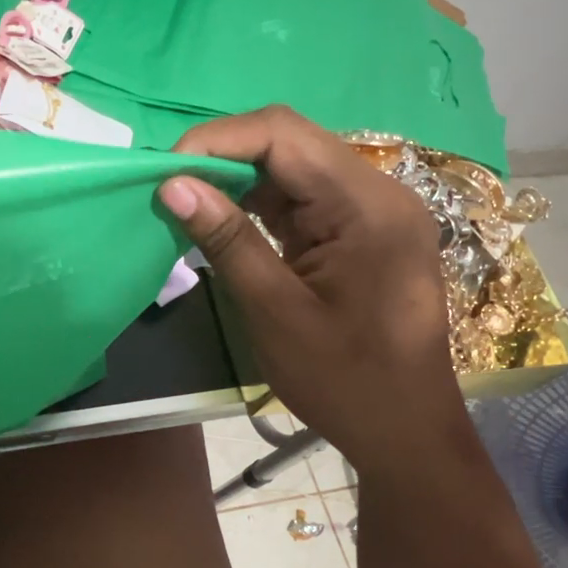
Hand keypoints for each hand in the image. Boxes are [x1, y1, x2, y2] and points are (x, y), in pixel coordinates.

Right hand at [159, 106, 460, 471]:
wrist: (404, 431)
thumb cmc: (343, 380)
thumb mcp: (274, 311)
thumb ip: (227, 240)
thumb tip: (173, 185)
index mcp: (367, 205)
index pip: (283, 135)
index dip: (216, 141)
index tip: (163, 172)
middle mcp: (378, 192)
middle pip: (291, 143)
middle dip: (222, 156)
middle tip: (166, 186)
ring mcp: (372, 212)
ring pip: (294, 168)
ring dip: (237, 180)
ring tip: (183, 201)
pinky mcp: (360, 233)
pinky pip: (304, 200)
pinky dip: (259, 205)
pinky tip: (221, 220)